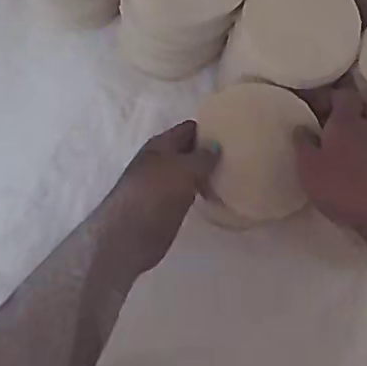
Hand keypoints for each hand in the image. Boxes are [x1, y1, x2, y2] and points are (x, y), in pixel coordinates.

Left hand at [105, 120, 219, 272]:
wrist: (127, 236)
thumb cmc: (154, 195)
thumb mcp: (183, 170)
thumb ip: (202, 157)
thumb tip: (216, 146)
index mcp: (161, 145)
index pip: (189, 129)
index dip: (210, 129)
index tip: (233, 134)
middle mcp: (161, 161)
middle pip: (190, 150)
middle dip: (211, 152)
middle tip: (239, 157)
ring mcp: (163, 184)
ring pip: (191, 172)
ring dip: (208, 173)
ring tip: (234, 175)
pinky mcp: (167, 206)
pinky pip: (190, 192)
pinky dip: (203, 191)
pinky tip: (219, 196)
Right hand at [294, 85, 366, 240]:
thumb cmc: (339, 188)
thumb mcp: (307, 167)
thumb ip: (303, 142)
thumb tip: (301, 126)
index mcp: (345, 122)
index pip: (342, 95)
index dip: (333, 98)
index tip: (322, 108)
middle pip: (363, 108)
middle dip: (352, 114)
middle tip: (338, 127)